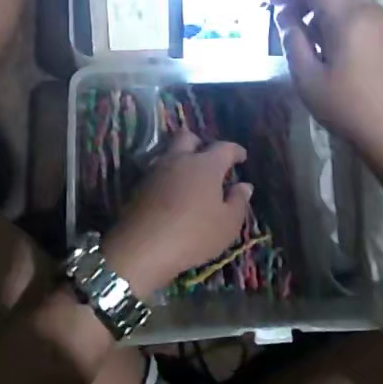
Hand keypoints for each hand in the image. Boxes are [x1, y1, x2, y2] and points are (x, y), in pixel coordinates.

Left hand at [102, 132, 251, 293]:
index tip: (242, 156)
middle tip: (209, 159)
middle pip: (187, 137)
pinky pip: (156, 171)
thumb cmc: (193, 234)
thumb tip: (244, 185)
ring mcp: (155, 170)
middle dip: (200, 143)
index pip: (224, 147)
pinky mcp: (138, 185)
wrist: (142, 246)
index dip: (235, 150)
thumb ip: (238, 201)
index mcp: (205, 164)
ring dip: (180, 159)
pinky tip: (171, 191)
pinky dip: (167, 176)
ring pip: (168, 153)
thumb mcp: (227, 224)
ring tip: (190, 176)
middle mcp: (179, 159)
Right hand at [271, 0, 382, 163]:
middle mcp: (371, 10)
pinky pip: (363, 7)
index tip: (269, 4)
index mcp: (350, 18)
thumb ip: (293, 41)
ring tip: (303, 24)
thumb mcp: (308, 79)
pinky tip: (328, 36)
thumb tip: (284, 17)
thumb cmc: (348, 108)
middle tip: (285, 11)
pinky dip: (341, 9)